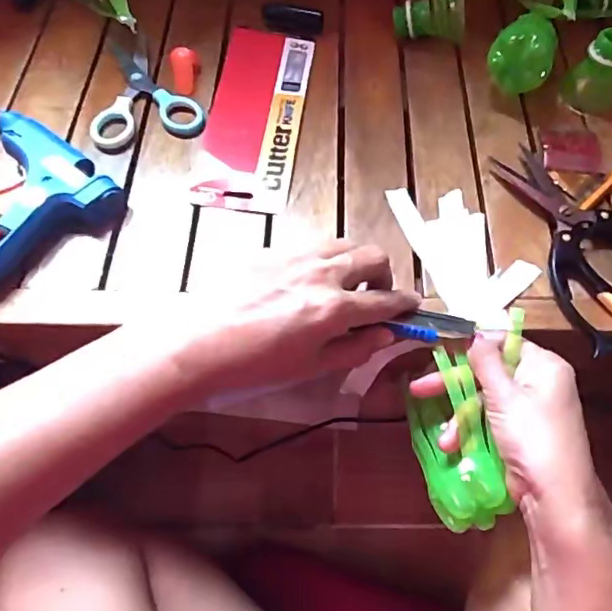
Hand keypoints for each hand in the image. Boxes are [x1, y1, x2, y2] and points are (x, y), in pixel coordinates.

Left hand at [160, 240, 419, 396]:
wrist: (200, 343)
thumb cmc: (255, 365)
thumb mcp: (310, 367)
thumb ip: (354, 349)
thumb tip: (385, 335)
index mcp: (334, 308)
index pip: (386, 300)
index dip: (405, 305)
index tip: (412, 308)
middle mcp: (320, 273)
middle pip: (372, 257)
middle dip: (384, 275)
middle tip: (375, 297)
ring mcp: (294, 256)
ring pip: (343, 243)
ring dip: (355, 260)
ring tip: (344, 284)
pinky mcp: (271, 251)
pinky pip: (311, 245)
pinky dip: (324, 258)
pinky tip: (308, 280)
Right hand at [409, 335, 611, 597]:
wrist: (553, 494)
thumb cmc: (532, 438)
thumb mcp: (505, 396)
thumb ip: (486, 363)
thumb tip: (475, 335)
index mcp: (544, 366)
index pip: (504, 342)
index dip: (472, 347)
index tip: (441, 352)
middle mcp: (537, 383)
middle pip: (487, 372)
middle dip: (453, 385)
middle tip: (419, 387)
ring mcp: (526, 410)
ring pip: (482, 399)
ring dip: (459, 416)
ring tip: (445, 438)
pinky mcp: (516, 432)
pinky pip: (486, 420)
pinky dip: (469, 430)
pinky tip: (453, 445)